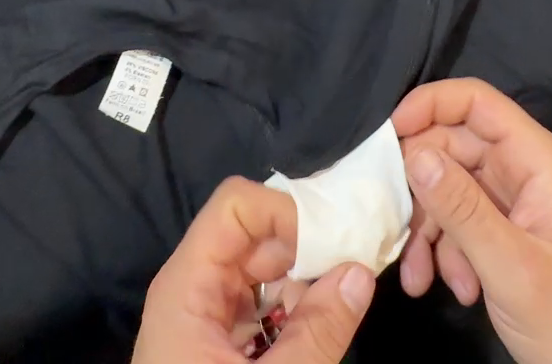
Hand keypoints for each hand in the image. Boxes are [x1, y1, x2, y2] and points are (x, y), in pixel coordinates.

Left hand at [132, 177, 375, 363]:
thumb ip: (318, 331)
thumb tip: (362, 271)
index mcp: (189, 285)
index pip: (235, 208)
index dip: (284, 209)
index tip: (334, 238)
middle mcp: (197, 288)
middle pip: (255, 234)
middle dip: (310, 239)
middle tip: (363, 252)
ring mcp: (211, 316)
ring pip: (267, 269)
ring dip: (311, 272)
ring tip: (356, 281)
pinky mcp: (226, 344)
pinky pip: (268, 304)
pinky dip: (301, 304)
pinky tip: (333, 313)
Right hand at [392, 79, 551, 363]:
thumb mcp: (514, 268)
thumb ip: (462, 209)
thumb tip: (413, 153)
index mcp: (536, 160)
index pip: (476, 101)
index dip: (430, 104)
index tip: (388, 136)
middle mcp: (522, 170)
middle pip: (453, 146)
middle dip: (420, 185)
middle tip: (395, 223)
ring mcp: (512, 202)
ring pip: (448, 187)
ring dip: (428, 229)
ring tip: (422, 277)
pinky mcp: (504, 234)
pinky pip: (458, 222)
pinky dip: (444, 251)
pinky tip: (451, 288)